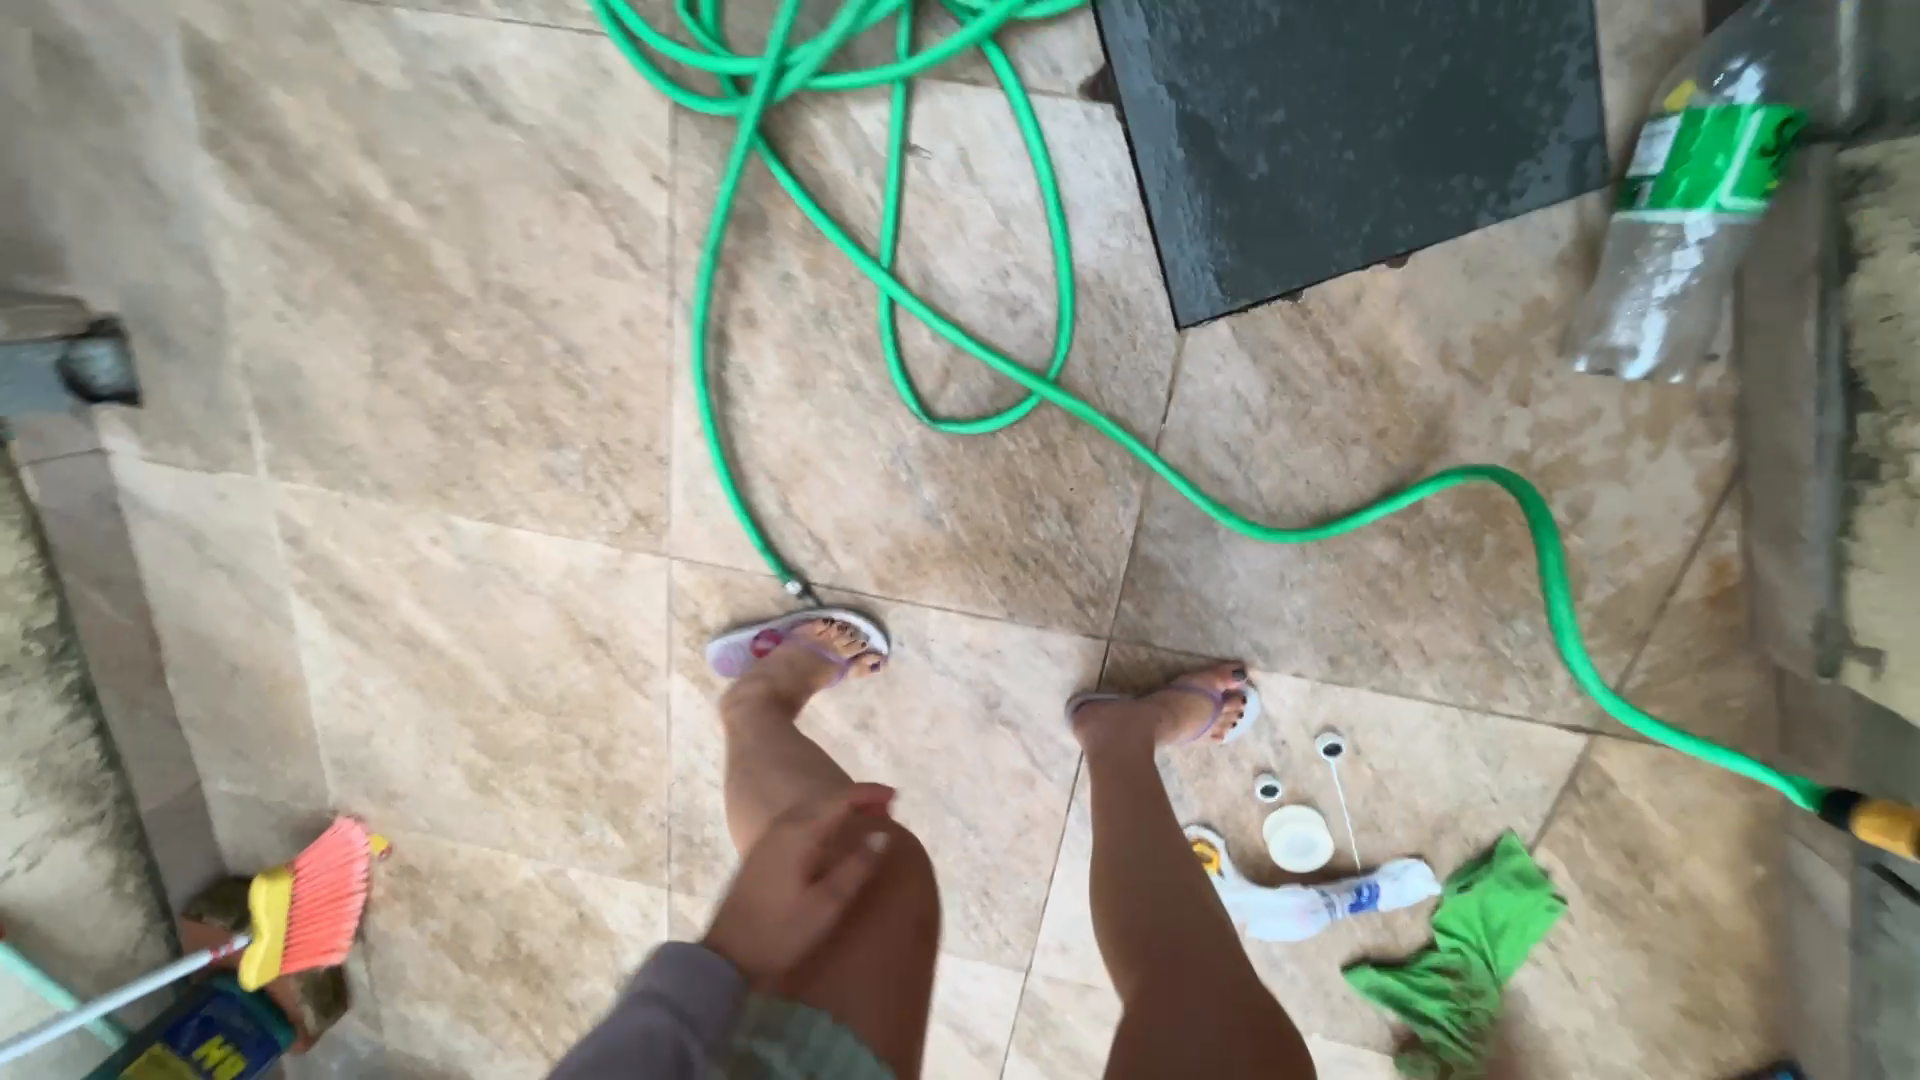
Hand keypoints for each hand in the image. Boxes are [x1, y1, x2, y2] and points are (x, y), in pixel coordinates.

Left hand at [702, 783, 896, 983]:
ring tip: (868, 820)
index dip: (870, 794)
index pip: (841, 799)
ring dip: (842, 809)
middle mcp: (783, 825)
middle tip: (888, 811)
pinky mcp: (764, 851)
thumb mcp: (826, 905)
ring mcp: (770, 837)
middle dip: (860, 799)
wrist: (725, 958)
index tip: (897, 797)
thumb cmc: (779, 933)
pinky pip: (803, 821)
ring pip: (814, 809)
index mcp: (800, 833)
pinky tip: (835, 837)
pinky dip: (826, 820)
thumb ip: (857, 867)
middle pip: (828, 800)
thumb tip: (883, 835)